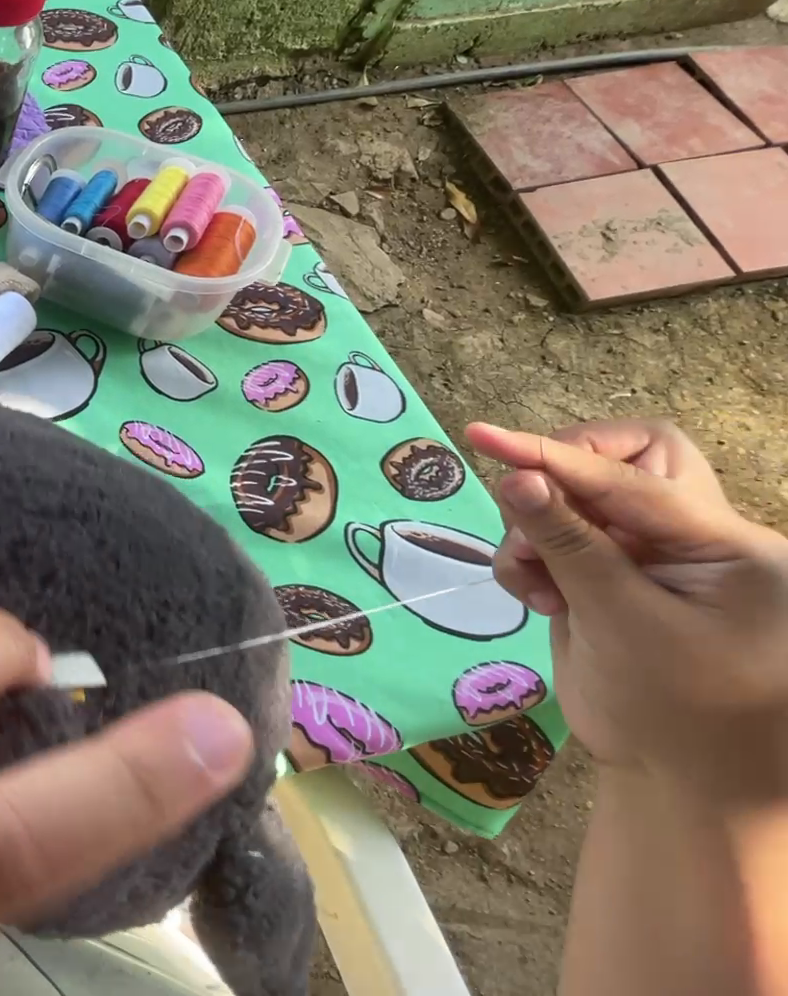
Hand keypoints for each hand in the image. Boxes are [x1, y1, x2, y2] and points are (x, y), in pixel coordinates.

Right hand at [464, 420, 787, 800]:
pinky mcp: (608, 578)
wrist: (678, 775)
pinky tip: (536, 598)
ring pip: (570, 508)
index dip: (553, 455)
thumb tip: (517, 478)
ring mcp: (649, 558)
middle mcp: (693, 540)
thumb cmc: (673, 706)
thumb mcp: (618, 619)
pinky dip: (529, 561)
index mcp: (729, 546)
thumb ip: (568, 543)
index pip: (630, 480)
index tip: (482, 435)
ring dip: (533, 536)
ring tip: (534, 585)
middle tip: (523, 512)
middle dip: (558, 484)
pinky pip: (554, 542)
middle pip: (618, 469)